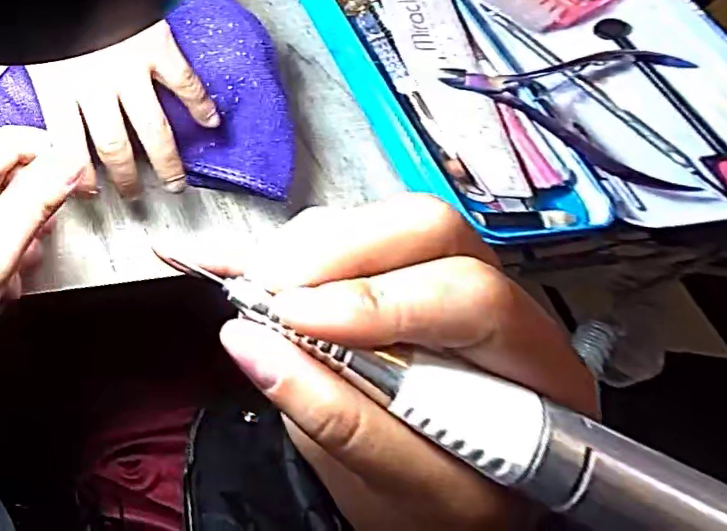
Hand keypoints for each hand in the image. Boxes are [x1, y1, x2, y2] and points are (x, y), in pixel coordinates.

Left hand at [0, 21, 219, 198]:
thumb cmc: (34, 4)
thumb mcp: (3, 42)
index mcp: (55, 87)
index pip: (68, 143)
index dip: (80, 172)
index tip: (89, 192)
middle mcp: (93, 86)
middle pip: (114, 144)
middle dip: (126, 176)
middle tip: (136, 196)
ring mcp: (129, 68)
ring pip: (152, 126)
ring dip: (166, 158)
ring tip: (174, 181)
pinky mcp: (156, 47)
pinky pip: (184, 82)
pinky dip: (200, 104)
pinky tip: (210, 122)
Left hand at [0, 127, 77, 378]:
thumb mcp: (1, 240)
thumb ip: (38, 194)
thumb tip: (70, 156)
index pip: (14, 139)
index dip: (54, 157)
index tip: (84, 186)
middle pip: (6, 170)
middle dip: (34, 206)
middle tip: (41, 239)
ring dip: (18, 235)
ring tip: (14, 269)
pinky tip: (0, 282)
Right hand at [191, 195, 598, 529]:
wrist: (417, 498)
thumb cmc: (443, 503)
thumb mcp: (411, 486)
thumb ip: (341, 420)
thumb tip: (247, 341)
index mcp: (527, 361)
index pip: (466, 292)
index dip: (378, 298)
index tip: (301, 320)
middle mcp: (475, 301)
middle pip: (418, 228)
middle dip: (333, 251)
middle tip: (274, 288)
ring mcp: (404, 277)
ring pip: (350, 224)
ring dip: (290, 254)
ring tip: (254, 296)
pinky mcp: (341, 273)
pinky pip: (292, 243)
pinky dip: (240, 253)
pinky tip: (199, 260)